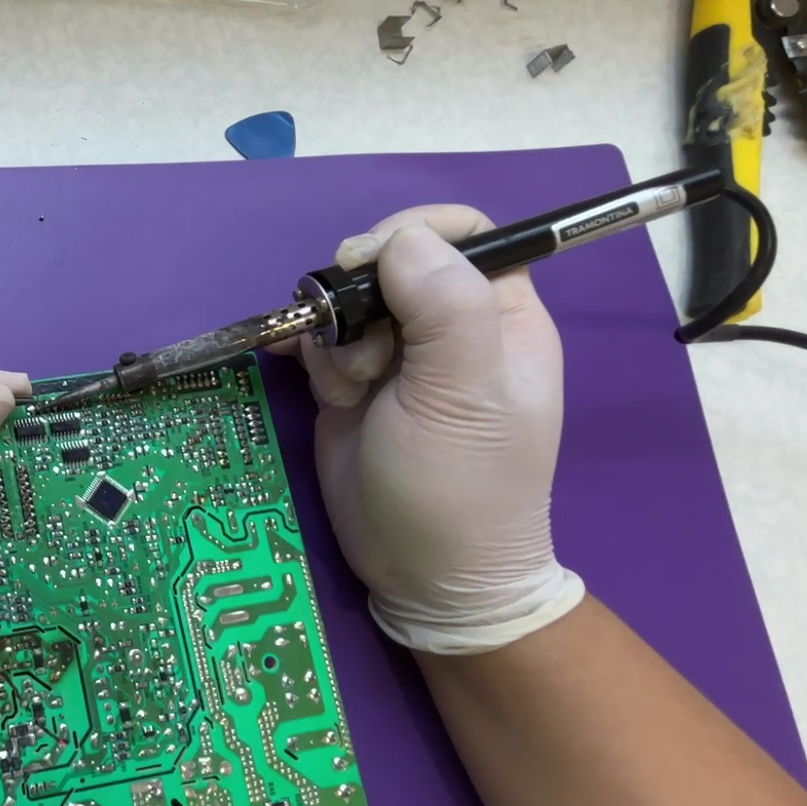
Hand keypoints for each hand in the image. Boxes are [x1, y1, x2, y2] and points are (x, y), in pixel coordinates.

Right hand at [273, 207, 584, 654]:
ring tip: (347, 391)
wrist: (419, 569)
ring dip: (332, 340)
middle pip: (387, 266)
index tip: (363, 266)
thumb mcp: (462, 395)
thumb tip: (400, 240)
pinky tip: (321, 390)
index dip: (407, 236)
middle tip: (362, 356)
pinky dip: (309, 357)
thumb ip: (443, 308)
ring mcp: (392, 358)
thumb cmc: (458, 484)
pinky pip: (319, 343)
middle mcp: (445, 329)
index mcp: (496, 318)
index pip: (459, 236)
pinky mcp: (347, 385)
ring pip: (345, 306)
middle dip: (358, 300)